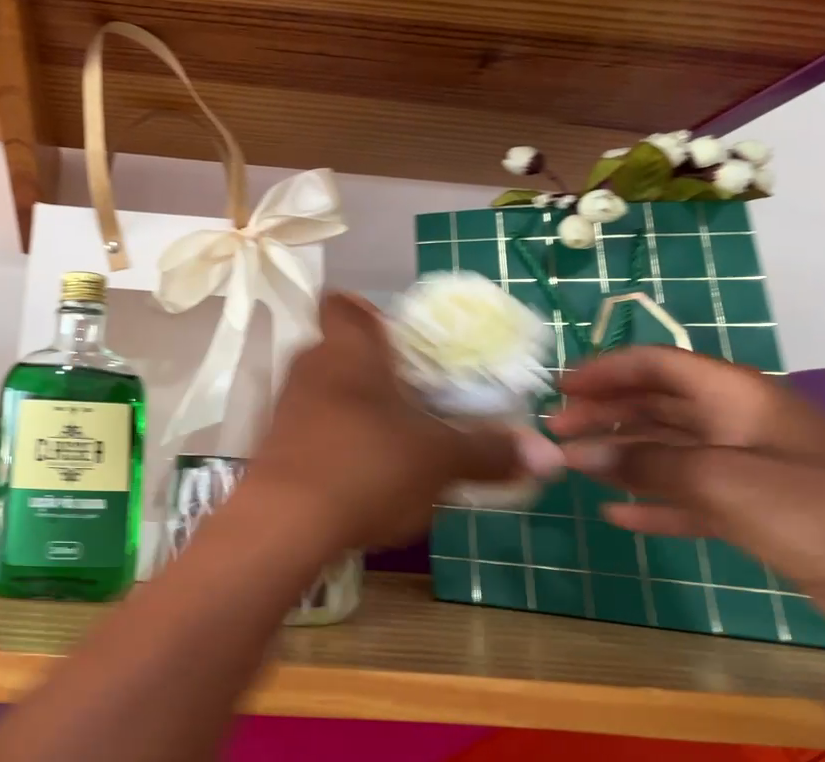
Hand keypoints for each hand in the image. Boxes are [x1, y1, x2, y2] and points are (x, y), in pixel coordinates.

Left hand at [244, 293, 563, 552]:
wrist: (285, 520)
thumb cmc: (367, 465)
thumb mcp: (439, 460)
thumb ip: (489, 452)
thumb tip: (548, 453)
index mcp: (347, 347)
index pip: (343, 304)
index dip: (368, 312)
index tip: (401, 339)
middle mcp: (310, 364)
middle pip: (342, 349)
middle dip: (378, 368)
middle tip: (419, 394)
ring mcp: (288, 403)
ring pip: (329, 389)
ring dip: (360, 406)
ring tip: (401, 438)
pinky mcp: (276, 441)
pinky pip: (315, 425)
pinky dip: (340, 438)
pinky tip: (367, 472)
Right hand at [550, 347, 824, 657]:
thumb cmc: (820, 511)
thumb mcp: (722, 480)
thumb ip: (646, 465)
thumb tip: (581, 454)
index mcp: (738, 395)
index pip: (657, 363)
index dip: (605, 369)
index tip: (559, 389)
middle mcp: (742, 424)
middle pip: (659, 406)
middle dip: (606, 415)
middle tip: (555, 434)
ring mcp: (754, 471)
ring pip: (672, 453)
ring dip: (623, 459)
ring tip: (574, 469)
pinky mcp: (764, 517)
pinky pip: (693, 499)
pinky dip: (654, 503)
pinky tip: (617, 515)